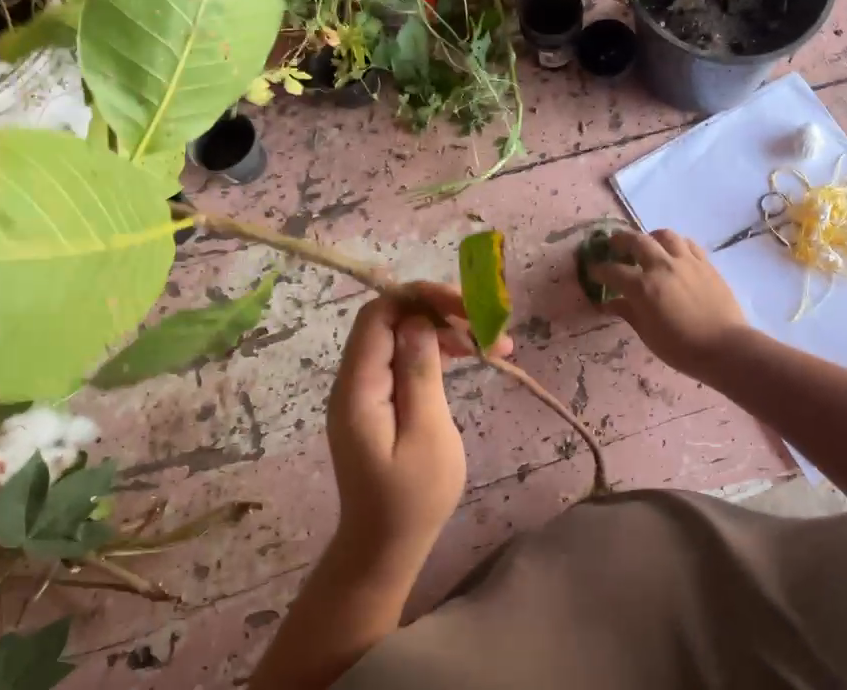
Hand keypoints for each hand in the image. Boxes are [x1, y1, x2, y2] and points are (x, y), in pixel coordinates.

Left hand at [326, 282, 471, 572]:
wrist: (384, 547)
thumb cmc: (412, 498)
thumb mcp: (426, 434)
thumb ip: (419, 373)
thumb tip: (418, 320)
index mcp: (359, 387)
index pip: (380, 314)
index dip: (421, 298)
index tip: (467, 307)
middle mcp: (354, 380)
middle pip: (392, 319)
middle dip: (440, 312)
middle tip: (488, 327)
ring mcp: (365, 391)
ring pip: (401, 336)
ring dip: (445, 331)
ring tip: (492, 344)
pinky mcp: (379, 402)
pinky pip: (404, 359)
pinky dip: (436, 352)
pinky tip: (469, 357)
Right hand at [593, 229, 755, 374]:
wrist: (725, 347)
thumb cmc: (681, 348)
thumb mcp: (648, 334)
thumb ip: (628, 313)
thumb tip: (610, 303)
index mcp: (643, 287)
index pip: (613, 272)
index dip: (600, 270)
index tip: (594, 270)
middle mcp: (662, 266)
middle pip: (636, 241)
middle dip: (620, 240)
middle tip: (614, 244)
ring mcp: (686, 261)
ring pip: (664, 235)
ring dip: (650, 237)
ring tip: (647, 244)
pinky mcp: (705, 263)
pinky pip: (687, 244)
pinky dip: (676, 244)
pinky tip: (674, 252)